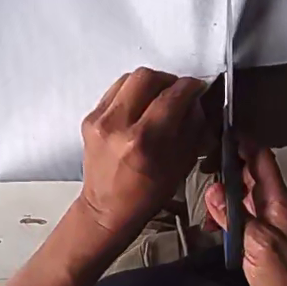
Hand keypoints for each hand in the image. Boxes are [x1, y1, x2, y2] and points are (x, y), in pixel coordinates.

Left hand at [76, 67, 210, 239]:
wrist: (107, 209)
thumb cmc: (145, 195)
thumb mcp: (180, 165)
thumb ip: (191, 127)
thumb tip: (195, 101)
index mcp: (143, 141)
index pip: (172, 96)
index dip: (190, 87)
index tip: (197, 88)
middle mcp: (117, 126)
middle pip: (147, 77)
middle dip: (168, 80)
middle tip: (177, 92)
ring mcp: (99, 120)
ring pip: (129, 78)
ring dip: (149, 84)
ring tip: (159, 99)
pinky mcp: (89, 119)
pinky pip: (115, 91)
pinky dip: (132, 93)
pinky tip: (140, 108)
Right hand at [203, 141, 286, 285]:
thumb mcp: (255, 244)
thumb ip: (235, 217)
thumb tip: (216, 194)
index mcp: (277, 203)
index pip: (262, 161)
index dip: (245, 144)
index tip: (229, 133)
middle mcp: (279, 209)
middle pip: (254, 177)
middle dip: (231, 171)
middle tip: (211, 170)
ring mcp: (277, 224)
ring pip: (251, 199)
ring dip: (229, 198)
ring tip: (212, 209)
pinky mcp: (274, 239)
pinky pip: (252, 218)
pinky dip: (235, 217)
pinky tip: (225, 229)